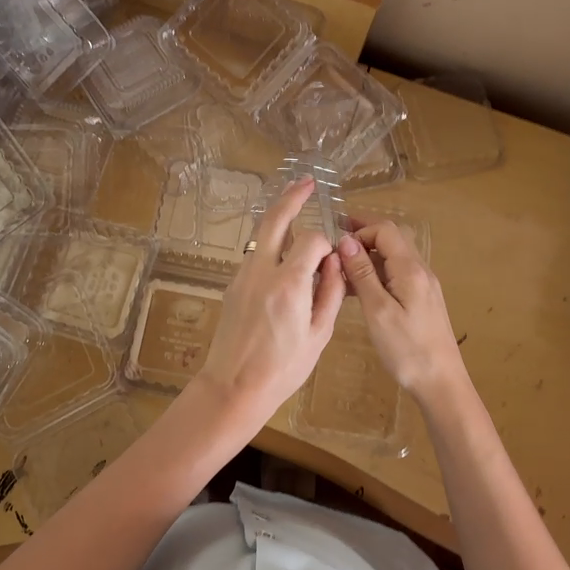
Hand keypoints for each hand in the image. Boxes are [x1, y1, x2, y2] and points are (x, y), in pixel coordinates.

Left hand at [194, 177, 344, 420]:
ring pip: (261, 235)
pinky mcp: (233, 285)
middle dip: (292, 196)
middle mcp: (262, 270)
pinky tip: (283, 260)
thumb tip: (336, 261)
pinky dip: (271, 247)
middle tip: (307, 182)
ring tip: (296, 209)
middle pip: (275, 219)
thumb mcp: (319, 334)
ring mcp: (243, 276)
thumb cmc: (283, 368)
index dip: (326, 243)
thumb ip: (331, 292)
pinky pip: (255, 255)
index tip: (335, 257)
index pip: (311, 239)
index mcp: (288, 284)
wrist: (233, 387)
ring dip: (280, 220)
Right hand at [325, 214, 468, 402]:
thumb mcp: (378, 311)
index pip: (386, 230)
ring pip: (395, 257)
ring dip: (370, 254)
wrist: (442, 384)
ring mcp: (424, 286)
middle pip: (393, 238)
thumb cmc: (407, 349)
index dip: (360, 230)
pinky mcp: (423, 301)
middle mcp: (421, 271)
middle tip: (336, 240)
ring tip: (343, 267)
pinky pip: (398, 274)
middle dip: (365, 234)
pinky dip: (378, 272)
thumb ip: (363, 274)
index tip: (336, 243)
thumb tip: (347, 241)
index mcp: (411, 270)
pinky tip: (361, 289)